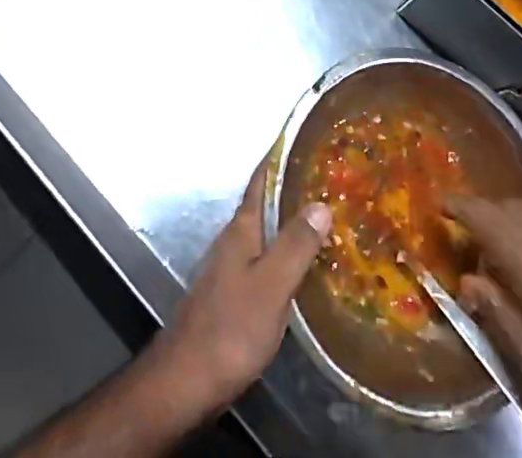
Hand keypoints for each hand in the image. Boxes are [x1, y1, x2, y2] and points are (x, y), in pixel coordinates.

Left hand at [147, 162, 330, 417]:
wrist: (187, 381)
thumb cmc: (230, 329)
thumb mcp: (271, 286)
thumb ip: (295, 246)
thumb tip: (321, 204)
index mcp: (242, 230)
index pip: (261, 181)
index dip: (280, 158)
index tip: (307, 140)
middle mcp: (235, 242)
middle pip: (267, 205)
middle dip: (295, 189)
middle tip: (335, 181)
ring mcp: (233, 269)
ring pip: (269, 234)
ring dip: (295, 222)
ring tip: (332, 218)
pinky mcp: (236, 295)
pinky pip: (269, 260)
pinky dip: (291, 253)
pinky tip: (311, 265)